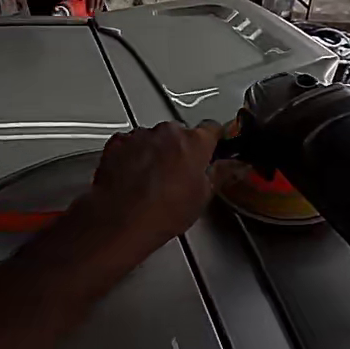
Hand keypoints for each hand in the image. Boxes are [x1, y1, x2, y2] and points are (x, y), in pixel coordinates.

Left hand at [74, 122, 222, 245]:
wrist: (121, 219)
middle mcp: (166, 132)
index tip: (212, 147)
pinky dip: (131, 154)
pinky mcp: (117, 143)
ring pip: (152, 138)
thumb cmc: (161, 212)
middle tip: (179, 174)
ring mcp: (139, 136)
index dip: (213, 139)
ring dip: (154, 151)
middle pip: (179, 133)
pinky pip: (129, 143)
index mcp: (193, 141)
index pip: (211, 129)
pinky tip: (133, 176)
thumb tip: (232, 167)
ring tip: (153, 179)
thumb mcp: (202, 196)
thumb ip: (219, 174)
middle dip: (180, 149)